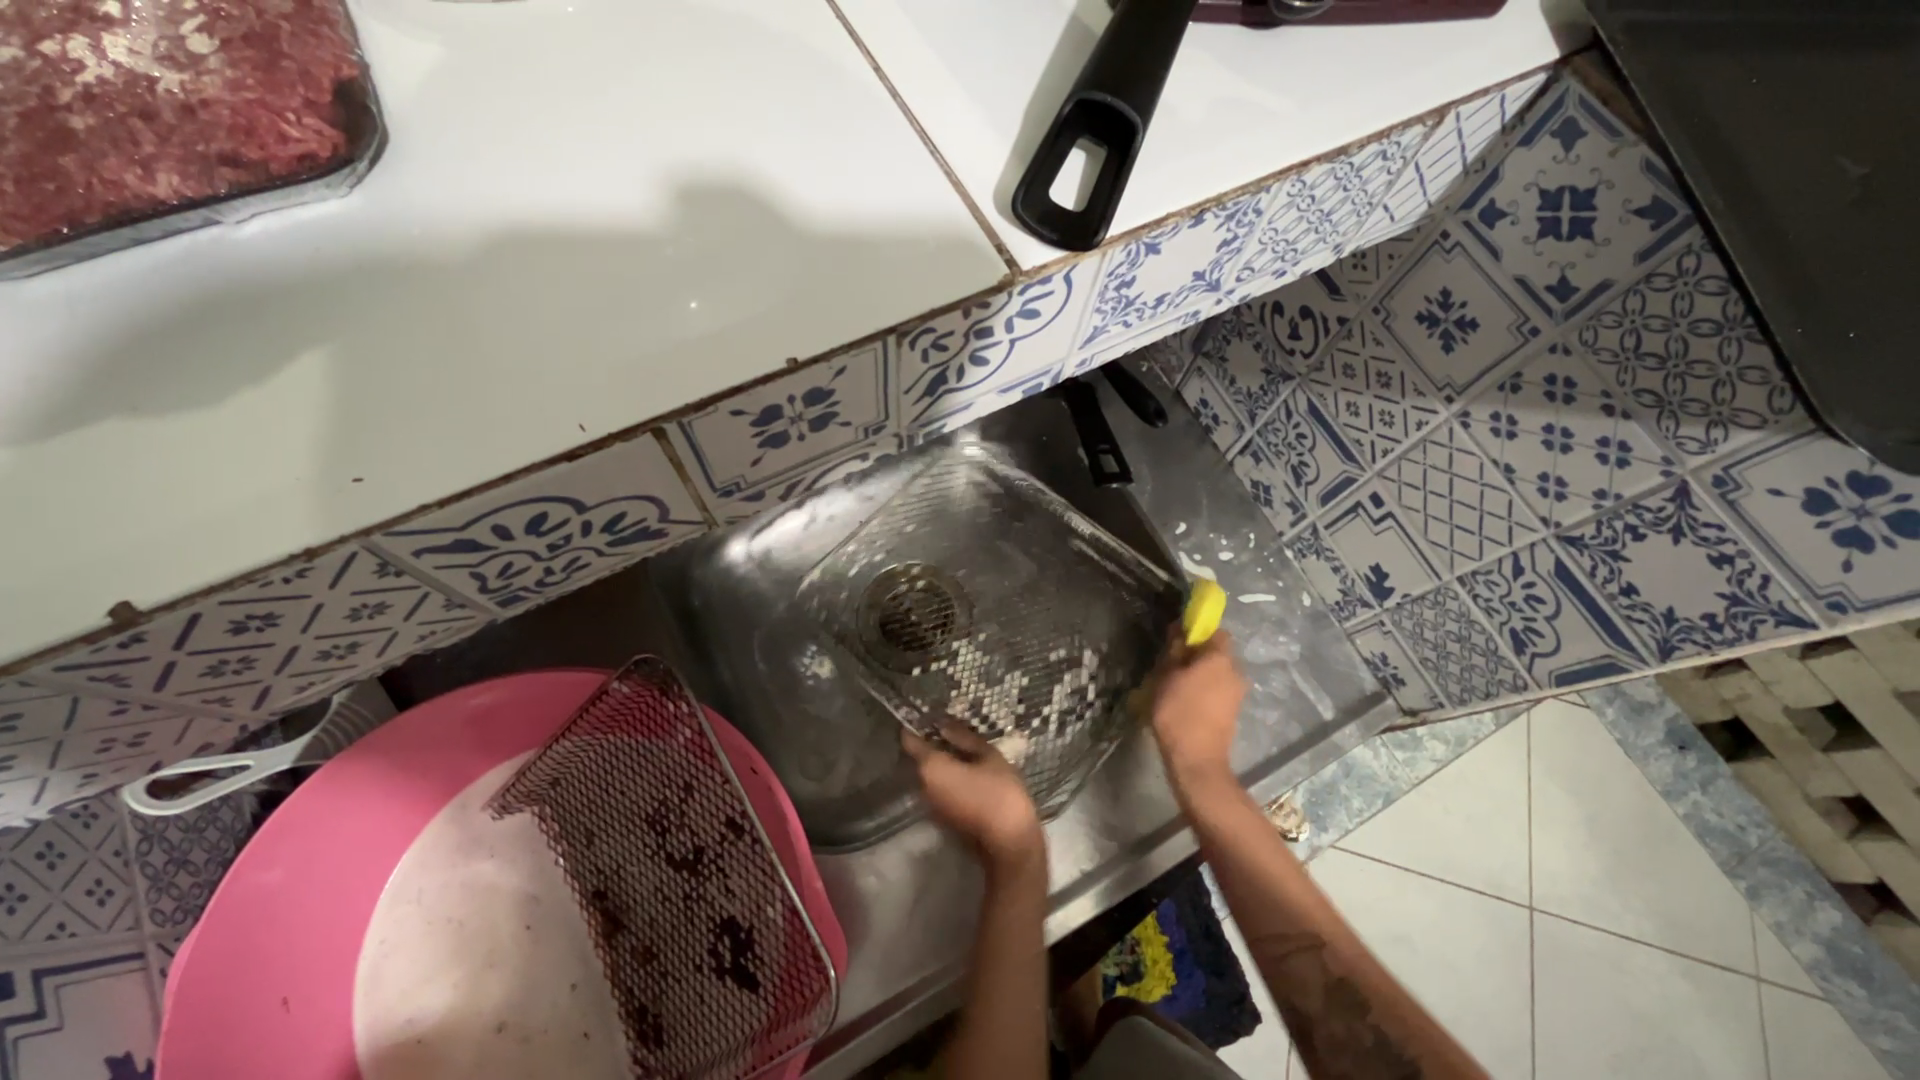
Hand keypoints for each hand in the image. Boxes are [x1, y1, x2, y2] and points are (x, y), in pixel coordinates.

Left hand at [902, 725, 1043, 868]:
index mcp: (931, 768)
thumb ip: (964, 739)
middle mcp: (923, 786)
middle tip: (954, 730)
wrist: (1009, 844)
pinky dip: (949, 780)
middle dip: (933, 744)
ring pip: (931, 776)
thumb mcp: (989, 757)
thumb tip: (943, 725)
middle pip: (920, 759)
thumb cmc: (1001, 794)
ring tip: (965, 751)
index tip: (927, 715)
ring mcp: (931, 805)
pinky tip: (969, 774)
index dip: (915, 726)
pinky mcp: (942, 818)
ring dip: (943, 763)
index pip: (910, 741)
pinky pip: (940, 790)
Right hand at [1149, 628, 1245, 790]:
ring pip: (1219, 673)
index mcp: (1221, 658)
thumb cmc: (1177, 711)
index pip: (1217, 631)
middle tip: (1174, 665)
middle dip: (1199, 655)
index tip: (1179, 641)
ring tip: (1179, 686)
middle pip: (1219, 653)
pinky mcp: (1234, 710)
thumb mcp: (1166, 676)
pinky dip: (1207, 691)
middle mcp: (1236, 671)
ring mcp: (1238, 693)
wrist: (1197, 758)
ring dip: (1202, 675)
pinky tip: (1188, 703)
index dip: (1198, 632)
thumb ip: (1174, 650)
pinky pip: (1220, 690)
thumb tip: (1179, 630)